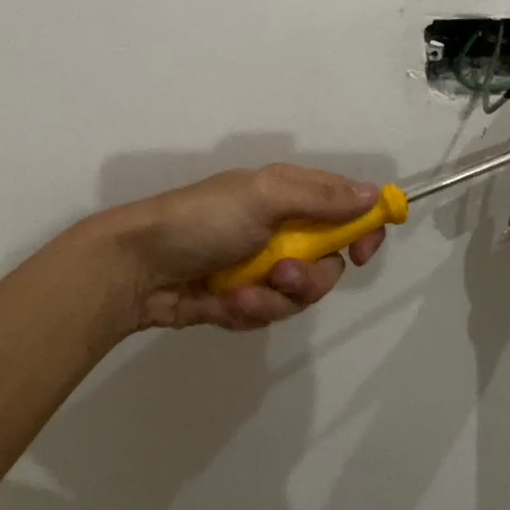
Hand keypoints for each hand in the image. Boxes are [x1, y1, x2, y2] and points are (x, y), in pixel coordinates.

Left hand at [71, 164, 389, 332]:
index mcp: (289, 195)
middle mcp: (282, 229)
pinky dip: (248, 312)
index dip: (362, 228)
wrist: (135, 268)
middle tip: (283, 274)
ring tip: (239, 294)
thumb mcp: (264, 197)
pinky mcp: (242, 301)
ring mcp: (261, 268)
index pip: (347, 208)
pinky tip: (222, 303)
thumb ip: (322, 197)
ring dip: (273, 299)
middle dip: (310, 276)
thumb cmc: (201, 221)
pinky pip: (269, 315)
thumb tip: (374, 194)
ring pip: (300, 296)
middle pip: (330, 262)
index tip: (361, 252)